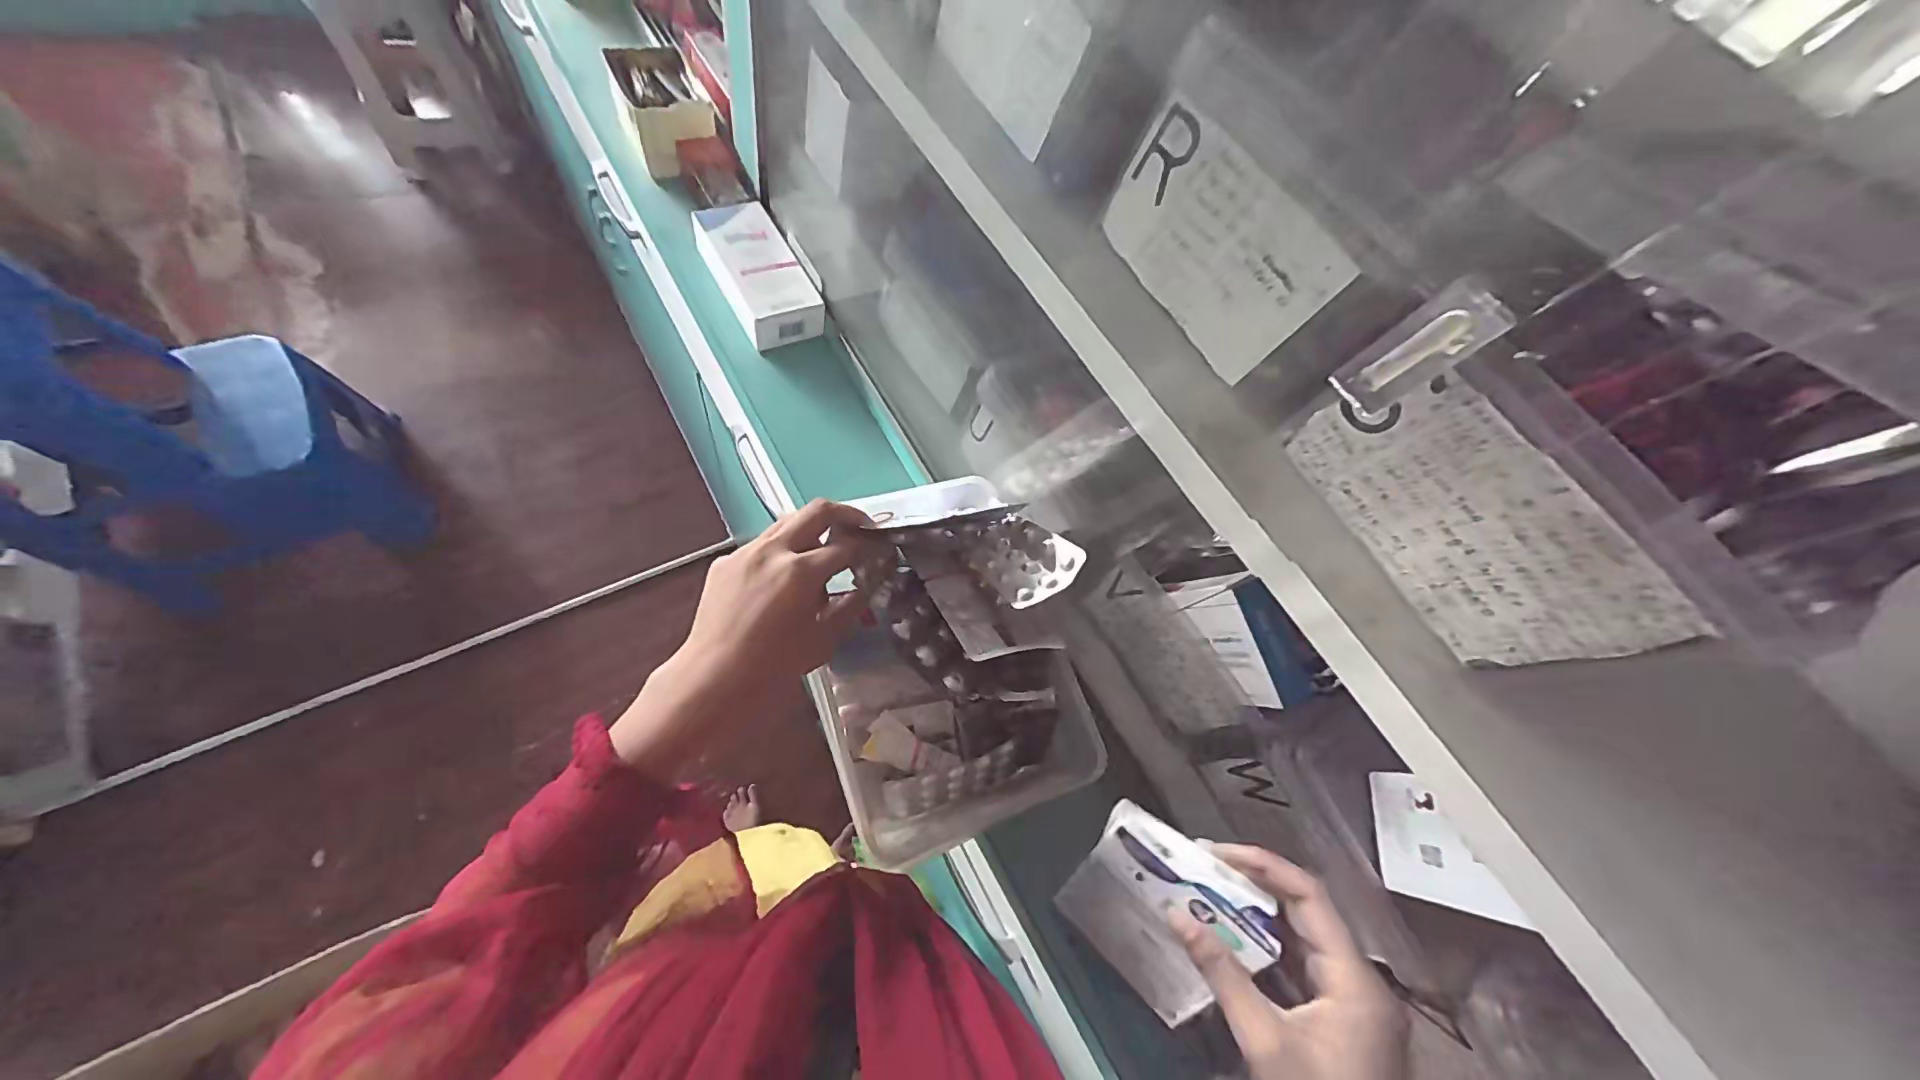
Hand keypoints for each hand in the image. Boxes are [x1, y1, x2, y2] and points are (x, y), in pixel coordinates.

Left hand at [612, 500, 876, 772]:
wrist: (716, 678)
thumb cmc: (775, 666)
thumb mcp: (825, 637)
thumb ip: (850, 603)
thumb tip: (868, 583)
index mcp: (801, 572)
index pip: (847, 546)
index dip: (870, 548)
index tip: (880, 552)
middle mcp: (773, 551)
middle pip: (819, 511)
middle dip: (847, 515)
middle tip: (862, 528)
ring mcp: (745, 552)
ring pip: (787, 522)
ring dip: (812, 530)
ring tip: (824, 551)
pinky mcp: (726, 562)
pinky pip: (762, 545)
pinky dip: (782, 552)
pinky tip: (785, 577)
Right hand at [1169, 844, 1406, 1079]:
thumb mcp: (1265, 1042)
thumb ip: (1223, 975)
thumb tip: (1178, 916)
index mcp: (1356, 980)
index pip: (1309, 896)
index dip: (1263, 865)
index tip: (1217, 852)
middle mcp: (1360, 981)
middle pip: (1307, 911)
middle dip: (1255, 884)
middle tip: (1206, 866)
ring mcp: (1352, 1002)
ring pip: (1303, 937)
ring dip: (1257, 914)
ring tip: (1212, 891)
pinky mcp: (1339, 1020)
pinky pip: (1300, 965)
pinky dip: (1265, 946)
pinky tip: (1233, 937)